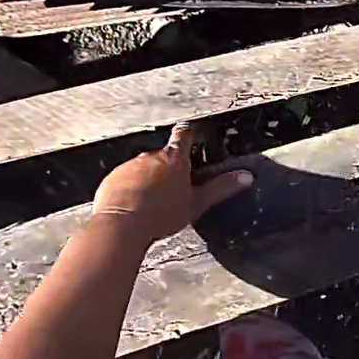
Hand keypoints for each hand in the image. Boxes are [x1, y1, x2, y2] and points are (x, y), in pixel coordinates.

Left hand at [90, 124, 253, 243]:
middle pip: (163, 155)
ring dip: (148, 179)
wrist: (121, 226)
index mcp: (175, 158)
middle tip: (174, 186)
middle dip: (168, 167)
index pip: (184, 134)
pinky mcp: (112, 178)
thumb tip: (246, 177)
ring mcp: (129, 166)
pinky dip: (129, 189)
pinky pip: (124, 180)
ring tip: (153, 202)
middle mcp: (151, 156)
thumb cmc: (160, 214)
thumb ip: (221, 188)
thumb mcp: (197, 203)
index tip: (190, 133)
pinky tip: (134, 207)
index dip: (188, 133)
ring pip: (142, 168)